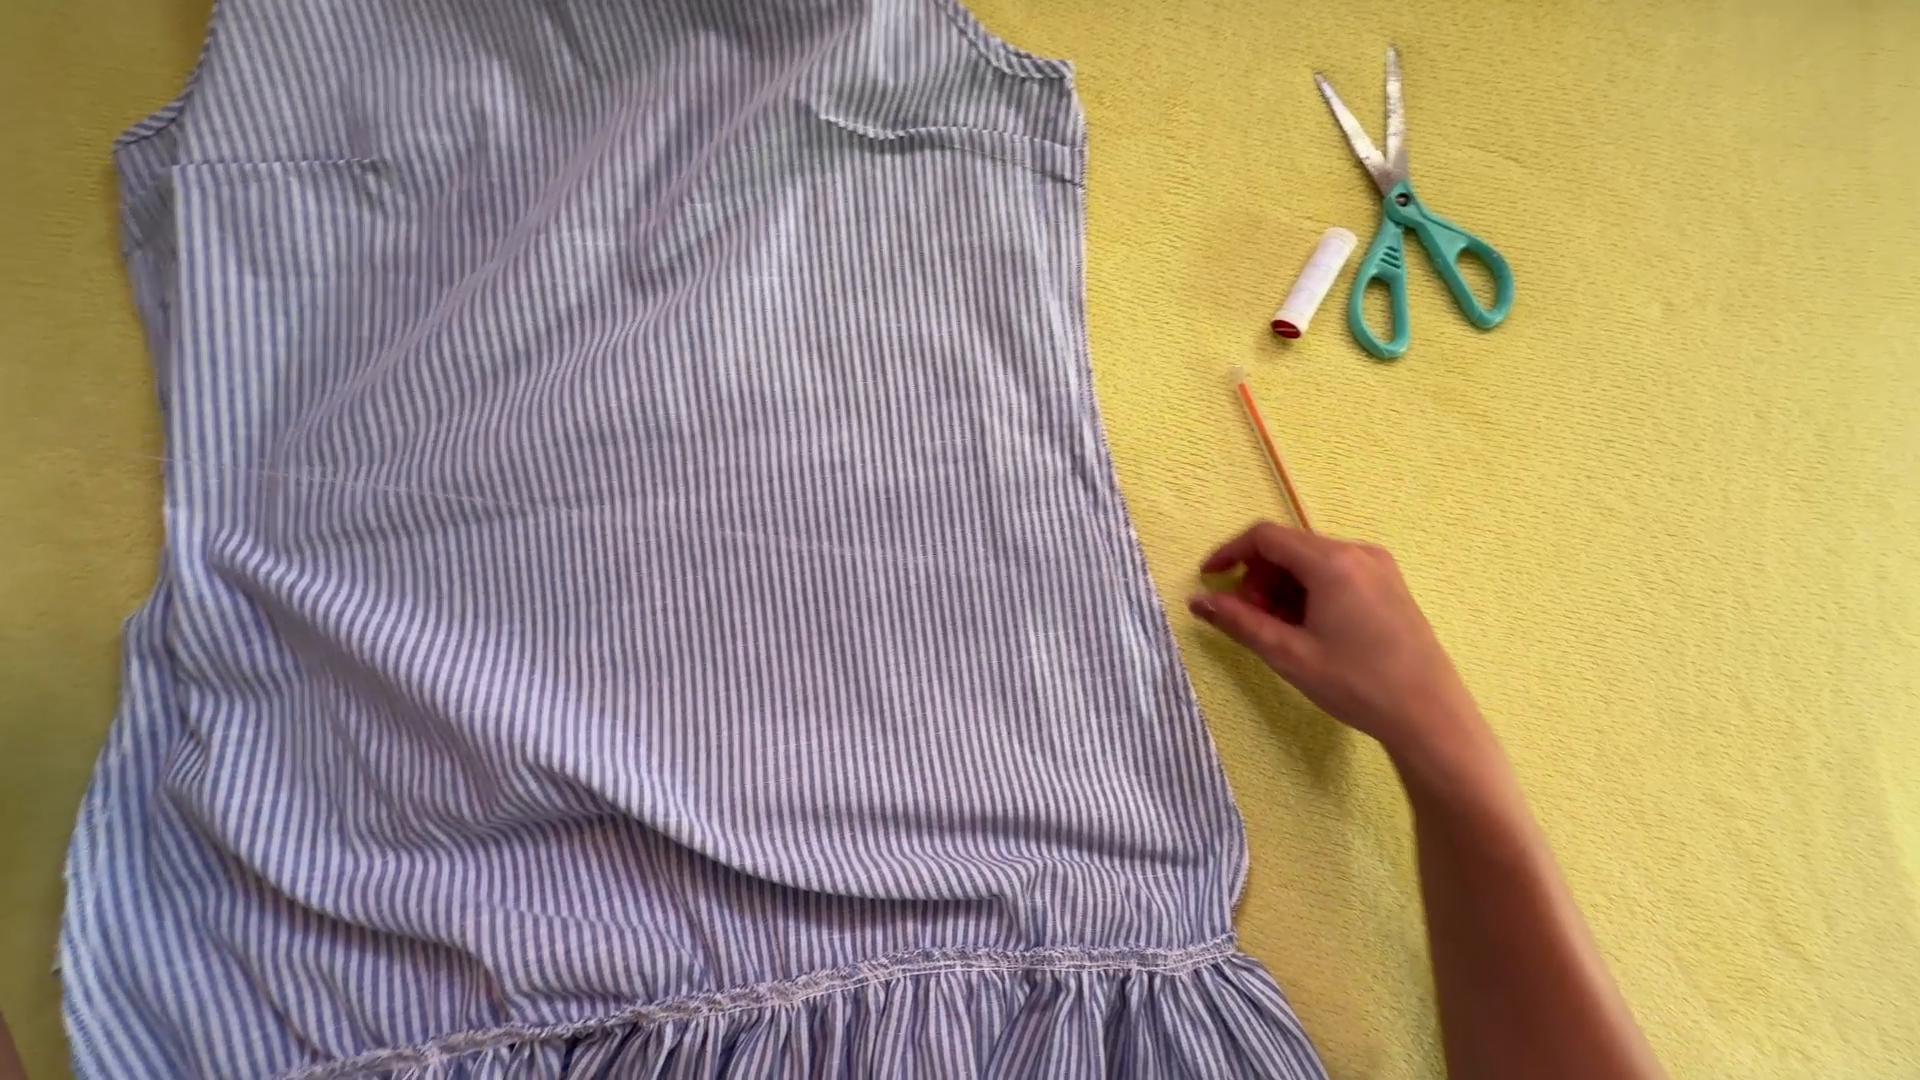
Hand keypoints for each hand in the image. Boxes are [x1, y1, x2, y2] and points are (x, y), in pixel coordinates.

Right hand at [1188, 522, 1491, 770]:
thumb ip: (1238, 621)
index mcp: (1332, 563)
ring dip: (1282, 587)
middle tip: (1251, 619)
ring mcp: (1378, 567)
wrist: (1431, 716)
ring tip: (1279, 630)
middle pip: (1288, 548)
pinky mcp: (1389, 585)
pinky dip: (1308, 592)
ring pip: (1310, 561)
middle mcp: (1357, 553)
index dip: (1230, 553)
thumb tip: (1197, 601)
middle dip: (1258, 578)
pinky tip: (1308, 628)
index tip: (1209, 579)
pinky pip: (1334, 573)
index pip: (1265, 537)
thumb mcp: (1287, 654)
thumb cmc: (1356, 684)